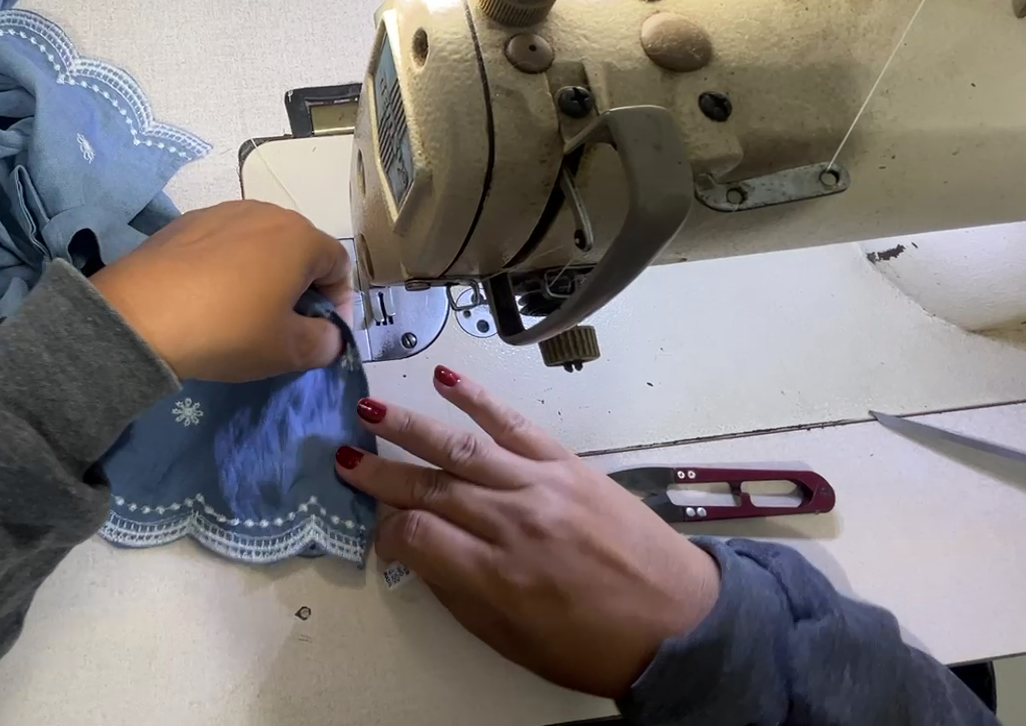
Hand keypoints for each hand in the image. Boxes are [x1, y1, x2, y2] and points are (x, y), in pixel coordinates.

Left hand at [89, 200, 351, 383]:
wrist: (140, 315)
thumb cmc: (228, 330)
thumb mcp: (286, 350)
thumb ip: (323, 342)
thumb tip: (329, 335)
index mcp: (300, 237)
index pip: (339, 264)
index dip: (339, 302)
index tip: (324, 334)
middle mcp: (266, 212)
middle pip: (300, 248)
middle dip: (302, 285)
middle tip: (285, 325)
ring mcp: (223, 211)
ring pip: (260, 243)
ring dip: (264, 273)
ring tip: (244, 310)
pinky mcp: (186, 221)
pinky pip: (223, 243)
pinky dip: (228, 266)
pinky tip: (208, 296)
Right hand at [336, 367, 719, 697]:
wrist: (683, 623)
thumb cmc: (594, 646)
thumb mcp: (515, 641)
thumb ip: (458, 592)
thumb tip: (415, 550)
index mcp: (498, 578)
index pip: (418, 537)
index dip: (387, 532)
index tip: (377, 531)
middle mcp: (512, 523)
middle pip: (430, 487)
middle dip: (379, 472)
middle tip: (342, 457)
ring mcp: (539, 485)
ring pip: (460, 449)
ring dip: (409, 427)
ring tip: (368, 410)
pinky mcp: (565, 462)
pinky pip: (513, 424)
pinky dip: (477, 399)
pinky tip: (444, 379)